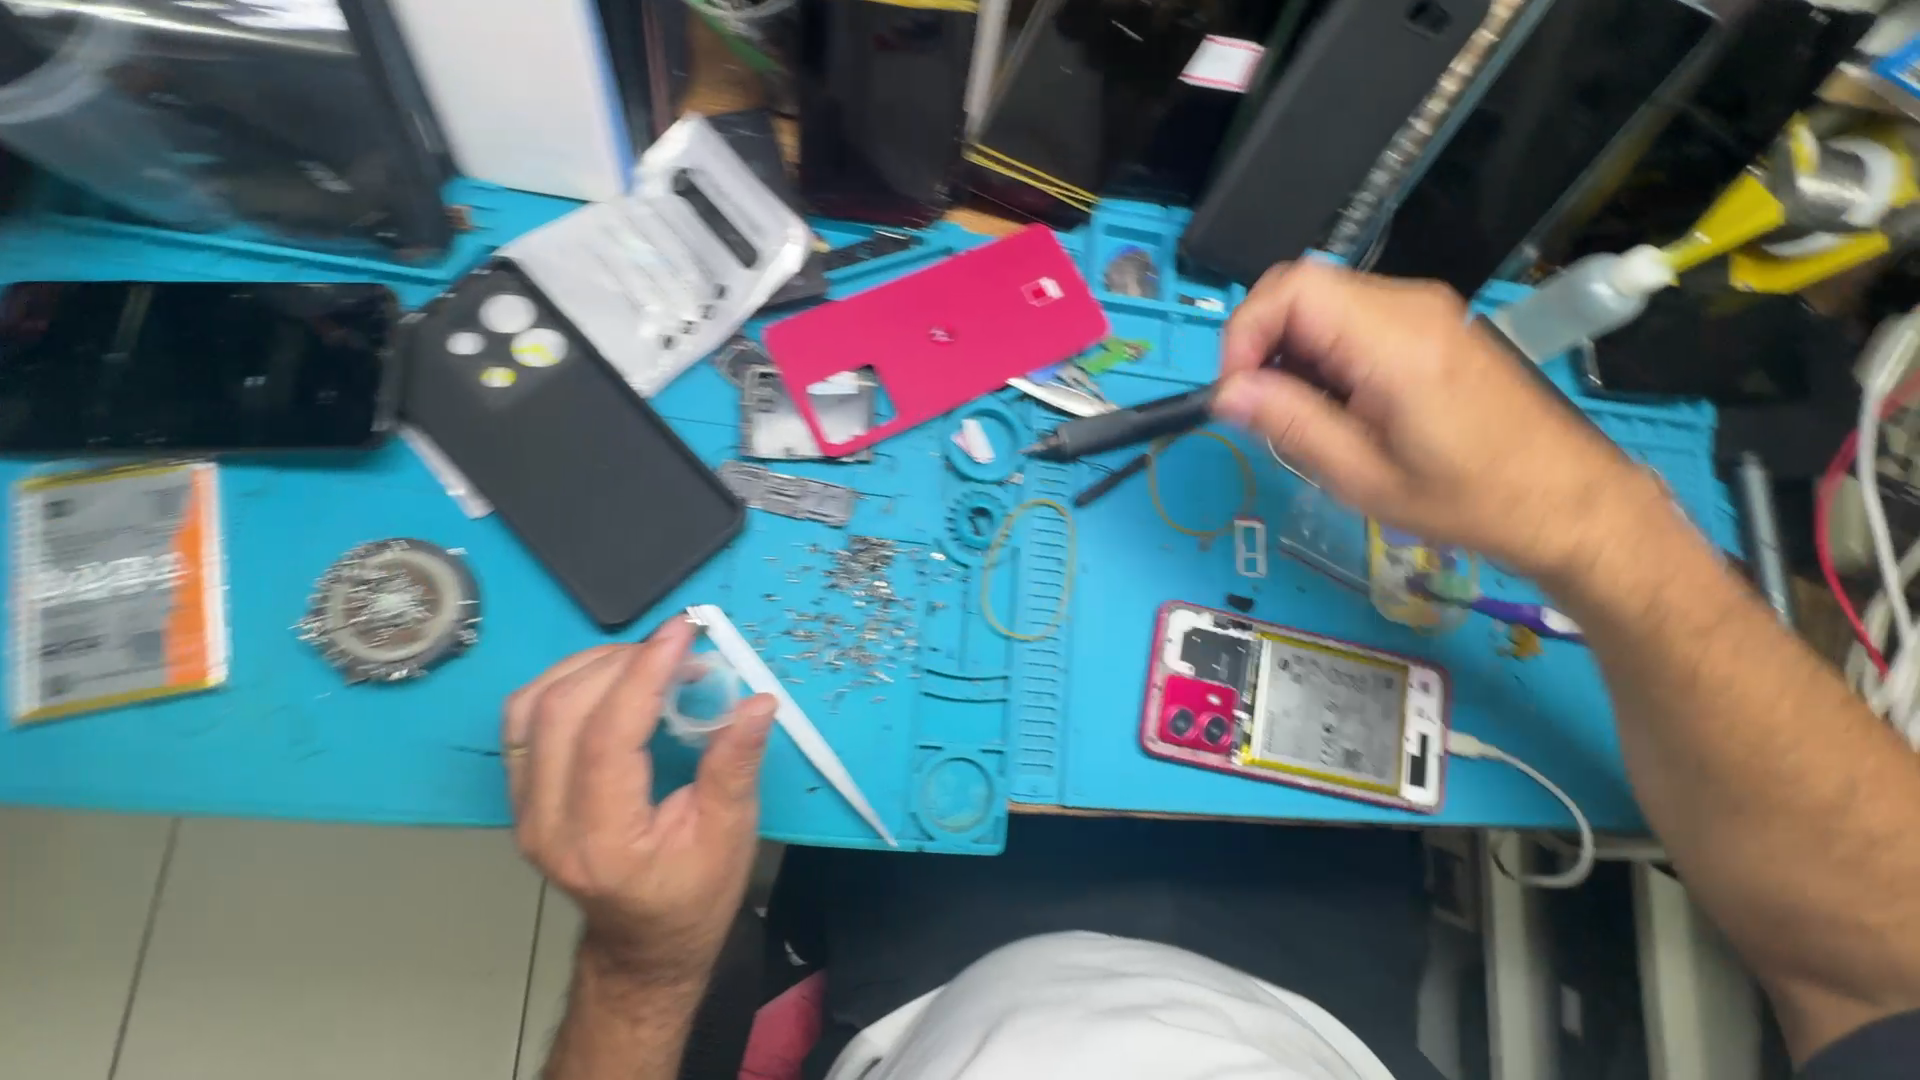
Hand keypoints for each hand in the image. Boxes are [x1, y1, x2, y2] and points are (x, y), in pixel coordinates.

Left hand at [503, 618, 777, 988]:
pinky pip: (524, 720)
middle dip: (621, 661)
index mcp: (603, 840)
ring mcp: (524, 810)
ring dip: (589, 666)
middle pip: (561, 711)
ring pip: (532, 707)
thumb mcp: (731, 834)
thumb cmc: (695, 896)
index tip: (684, 632)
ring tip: (646, 658)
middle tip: (677, 648)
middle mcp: (547, 823)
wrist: (644, 946)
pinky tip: (609, 678)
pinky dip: (564, 682)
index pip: (607, 736)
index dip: (644, 673)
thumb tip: (757, 701)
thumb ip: (736, 765)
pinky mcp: (522, 797)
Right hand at [1212, 261, 1653, 577]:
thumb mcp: (1361, 476)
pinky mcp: (1430, 324)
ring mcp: (1424, 310)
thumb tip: (1225, 392)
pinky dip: (1320, 351)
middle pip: (1301, 287)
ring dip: (1289, 351)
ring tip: (1299, 413)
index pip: (1290, 290)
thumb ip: (1289, 424)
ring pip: (1322, 302)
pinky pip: (1351, 318)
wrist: (1565, 498)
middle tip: (1260, 405)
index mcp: (1394, 340)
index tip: (1236, 393)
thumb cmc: (1465, 499)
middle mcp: (1410, 306)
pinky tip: (1334, 403)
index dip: (1244, 332)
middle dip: (1261, 342)